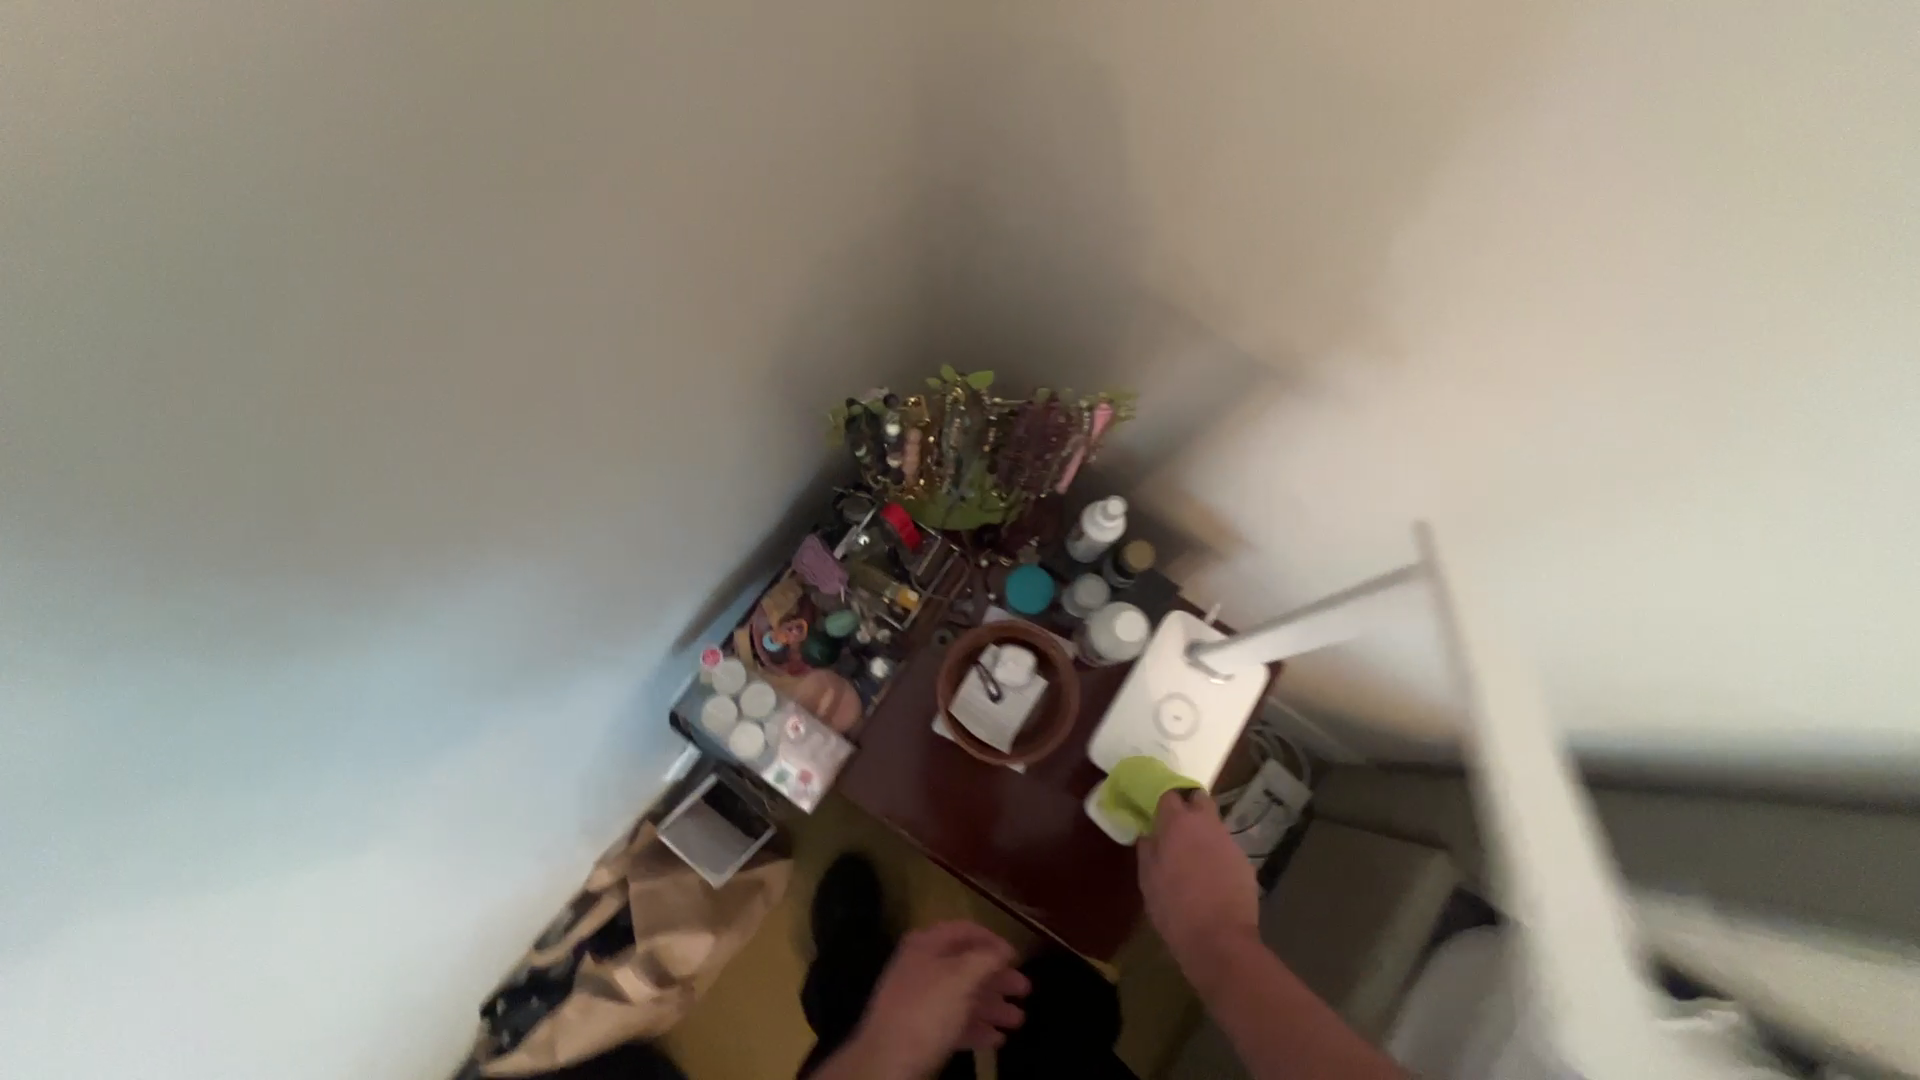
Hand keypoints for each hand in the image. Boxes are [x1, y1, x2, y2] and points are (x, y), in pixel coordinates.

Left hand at [836, 922, 1029, 1078]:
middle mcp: (922, 966)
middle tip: (1025, 989)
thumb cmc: (926, 1011)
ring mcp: (920, 1000)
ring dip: (992, 1006)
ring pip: (963, 996)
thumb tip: (1004, 949)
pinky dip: (976, 1028)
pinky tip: (996, 1039)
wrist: (885, 1063)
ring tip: (1018, 1020)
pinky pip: (954, 1022)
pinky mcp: (920, 1031)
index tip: (1017, 956)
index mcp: (927, 944)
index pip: (965, 930)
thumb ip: (985, 959)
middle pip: (967, 965)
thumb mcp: (960, 979)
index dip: (992, 940)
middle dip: (997, 978)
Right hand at [1139, 790, 1260, 981]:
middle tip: (1178, 826)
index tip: (1156, 813)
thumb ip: (1147, 849)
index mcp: (1177, 823)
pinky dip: (1218, 857)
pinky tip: (1213, 880)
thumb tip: (1148, 835)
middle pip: (1199, 798)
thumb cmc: (1174, 908)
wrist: (1220, 940)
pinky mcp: (1246, 863)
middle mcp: (1206, 824)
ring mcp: (1229, 842)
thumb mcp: (1147, 879)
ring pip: (1214, 826)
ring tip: (1195, 859)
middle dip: (1190, 805)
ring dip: (1204, 834)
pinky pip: (1227, 850)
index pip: (1169, 793)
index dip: (1162, 801)